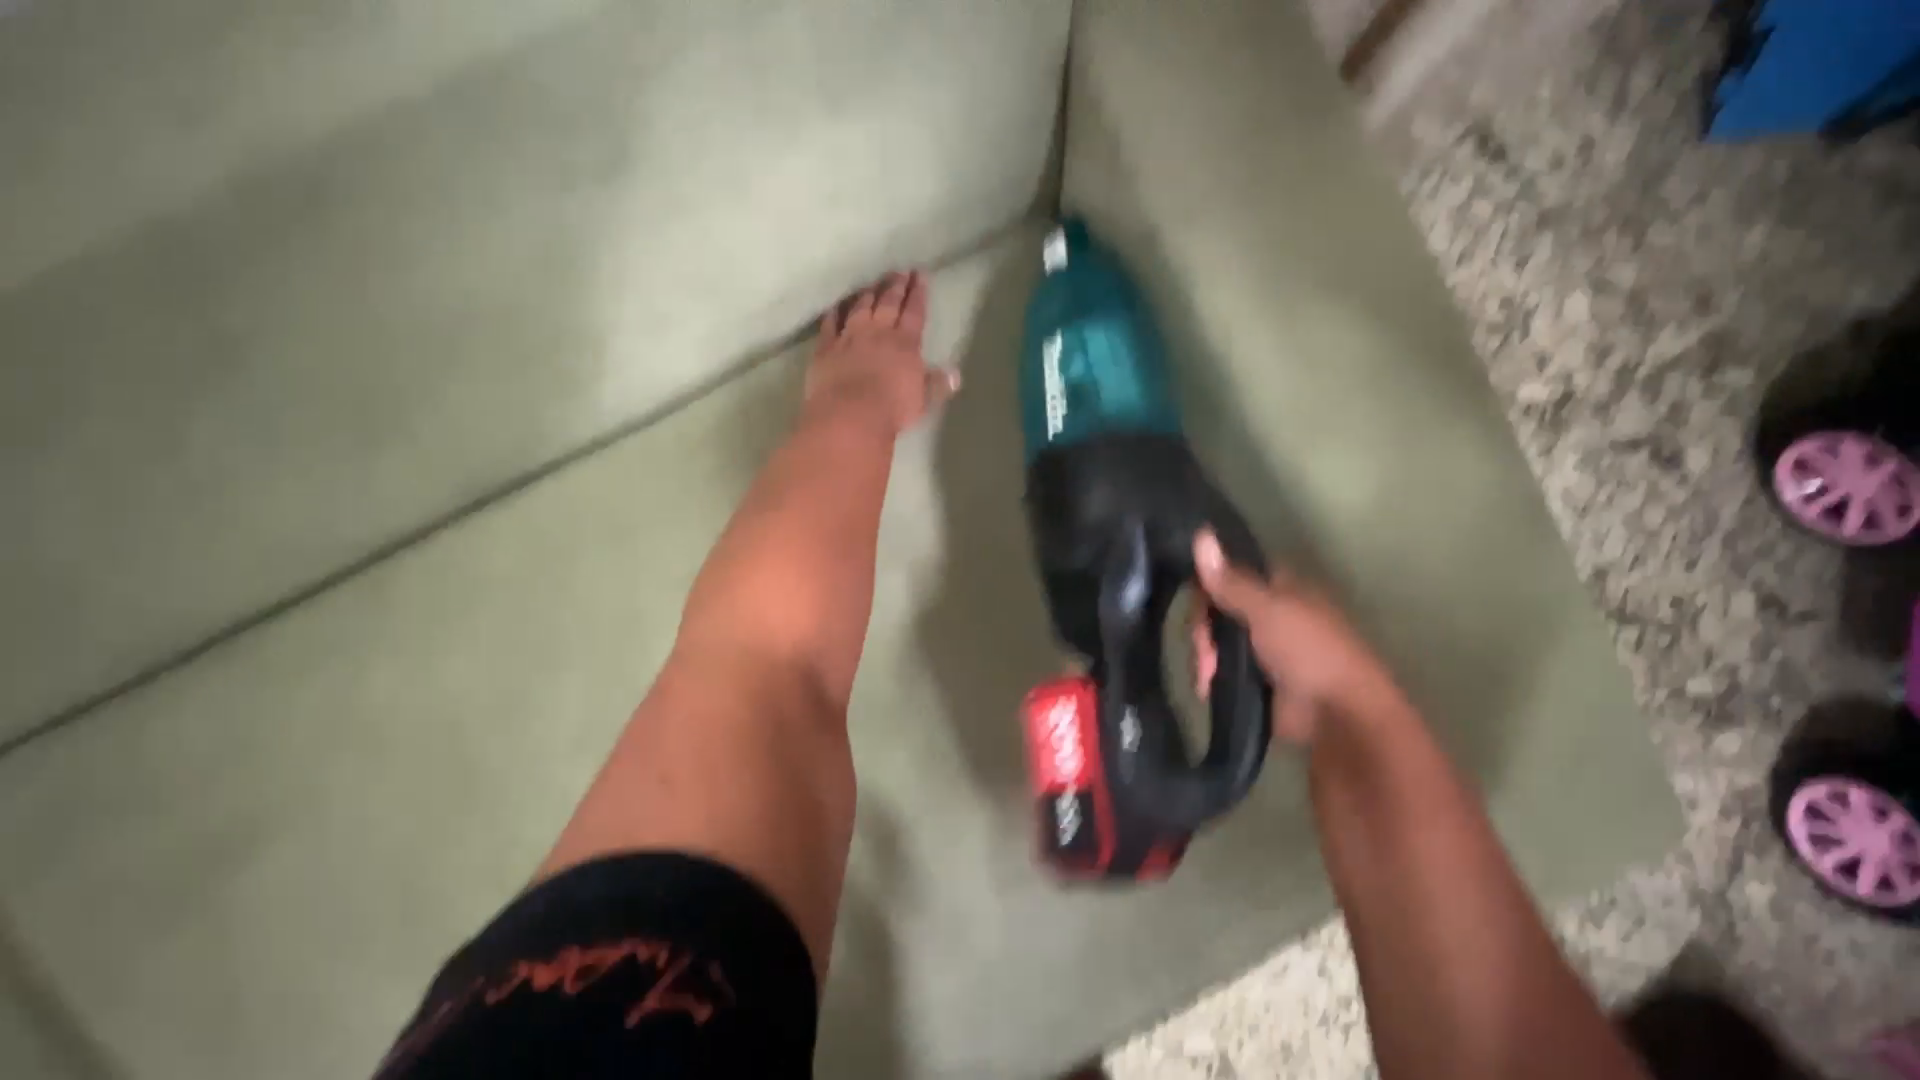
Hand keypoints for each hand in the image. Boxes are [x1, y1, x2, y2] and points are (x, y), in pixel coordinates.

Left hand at [806, 271, 959, 434]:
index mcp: (905, 344)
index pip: (914, 312)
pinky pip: (830, 324)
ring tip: (872, 283)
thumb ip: (936, 384)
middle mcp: (877, 333)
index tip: (920, 276)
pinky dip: (834, 313)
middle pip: (887, 303)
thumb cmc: (892, 410)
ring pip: (860, 308)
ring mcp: (849, 337)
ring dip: (867, 294)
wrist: (849, 415)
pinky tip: (836, 306)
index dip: (918, 293)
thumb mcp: (922, 400)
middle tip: (899, 271)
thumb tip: (954, 374)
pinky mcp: (826, 348)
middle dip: (895, 286)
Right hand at [1189, 530, 1405, 744]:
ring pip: (1216, 642)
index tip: (1195, 601)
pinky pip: (1221, 670)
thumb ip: (1230, 580)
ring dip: (1206, 657)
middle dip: (1204, 630)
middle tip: (1206, 650)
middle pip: (1219, 610)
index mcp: (1281, 589)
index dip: (1209, 583)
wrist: (1337, 715)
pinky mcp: (1257, 681)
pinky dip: (1212, 678)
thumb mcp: (1267, 610)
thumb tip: (1200, 534)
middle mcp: (1271, 614)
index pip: (1231, 573)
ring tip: (1208, 676)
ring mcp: (1263, 649)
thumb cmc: (1309, 651)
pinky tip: (1209, 687)